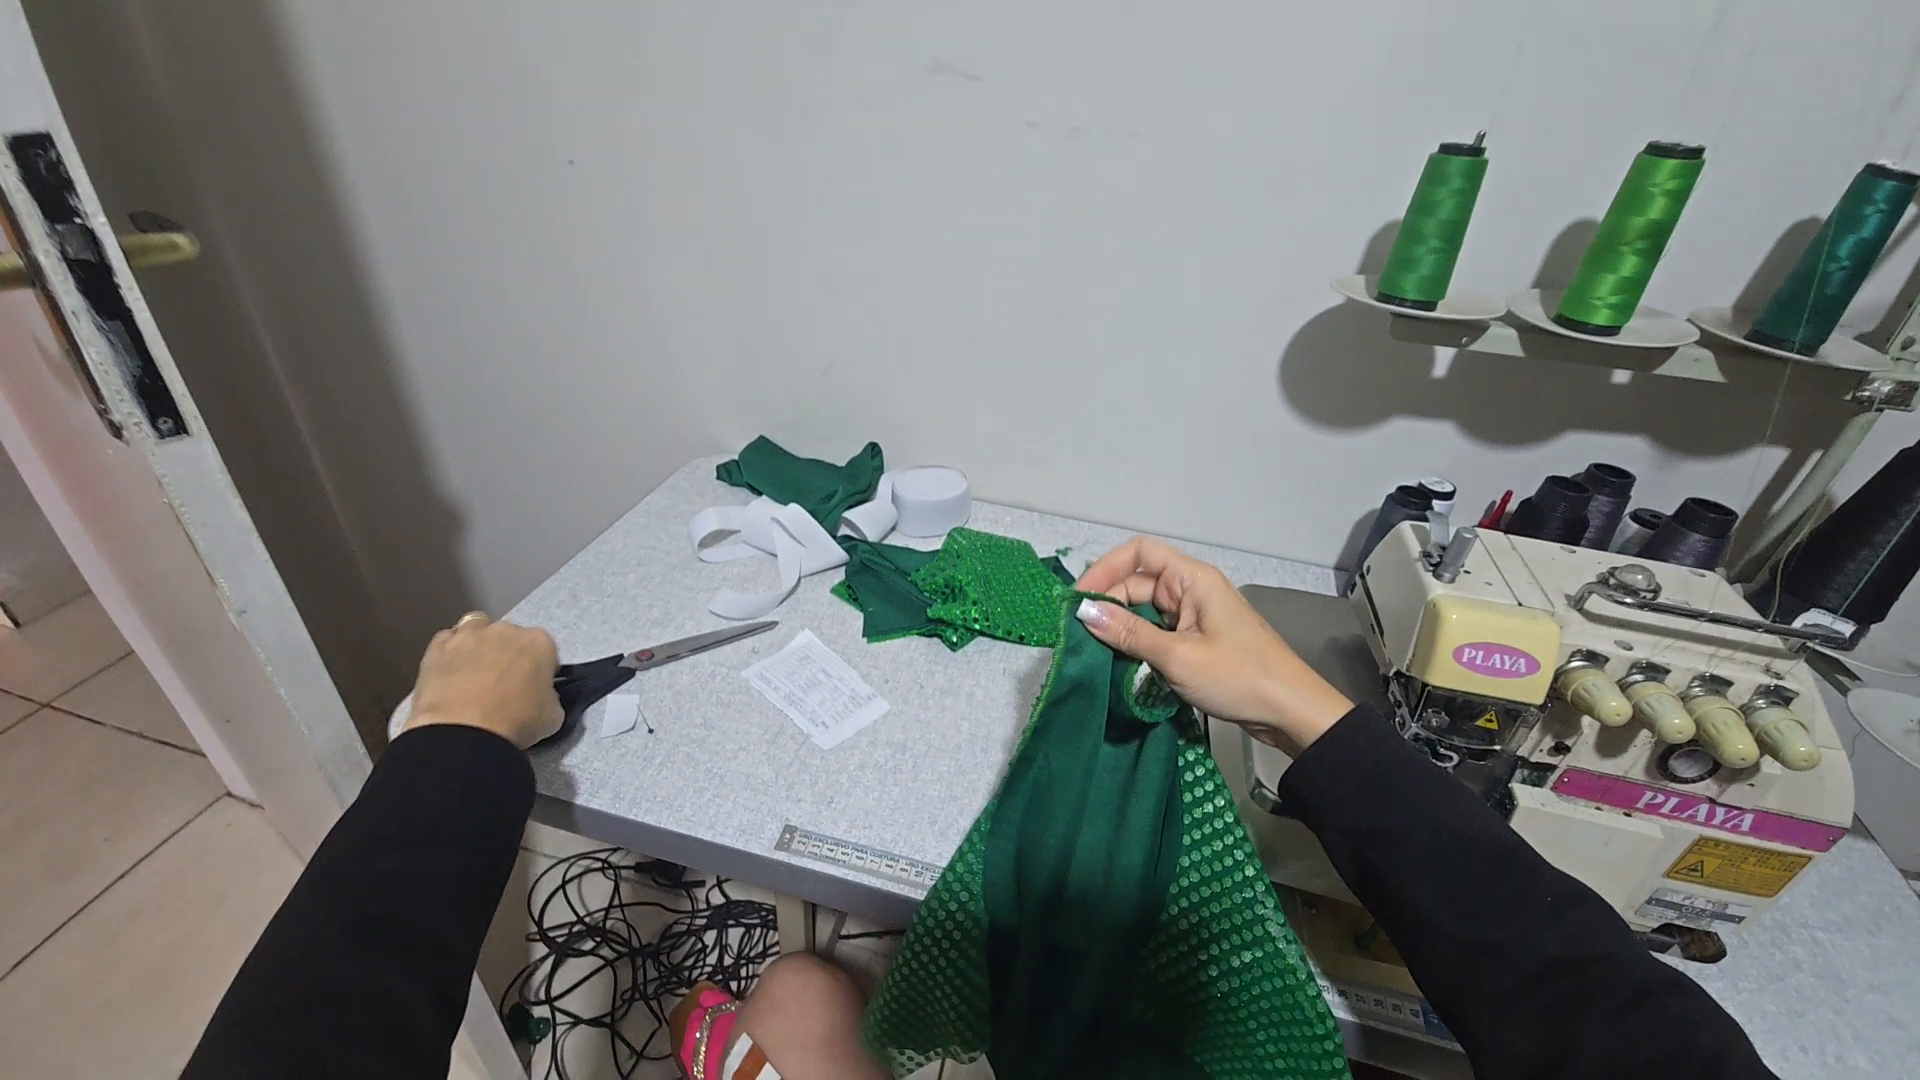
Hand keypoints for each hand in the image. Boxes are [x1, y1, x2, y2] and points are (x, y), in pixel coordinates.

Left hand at [403, 613, 563, 749]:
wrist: (461, 733)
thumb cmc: (516, 722)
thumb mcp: (553, 715)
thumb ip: (550, 695)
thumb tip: (540, 695)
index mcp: (540, 642)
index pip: (545, 650)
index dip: (540, 669)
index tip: (534, 688)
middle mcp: (506, 630)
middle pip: (510, 636)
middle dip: (508, 653)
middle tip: (502, 682)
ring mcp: (469, 636)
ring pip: (476, 627)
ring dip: (478, 642)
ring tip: (473, 670)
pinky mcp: (436, 647)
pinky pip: (446, 640)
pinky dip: (449, 651)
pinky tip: (448, 671)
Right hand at [1074, 537, 1352, 752]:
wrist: (1292, 712)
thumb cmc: (1238, 676)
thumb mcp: (1176, 656)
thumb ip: (1128, 633)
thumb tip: (1083, 612)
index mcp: (1192, 579)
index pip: (1138, 552)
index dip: (1104, 569)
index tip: (1079, 599)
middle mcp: (1192, 589)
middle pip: (1137, 582)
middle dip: (1107, 602)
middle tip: (1077, 632)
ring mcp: (1195, 615)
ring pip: (1145, 610)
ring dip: (1120, 626)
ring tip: (1091, 648)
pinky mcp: (1197, 639)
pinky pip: (1157, 631)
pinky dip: (1137, 642)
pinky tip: (1119, 661)